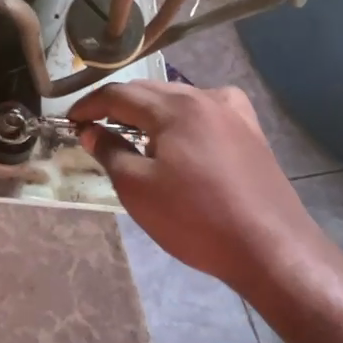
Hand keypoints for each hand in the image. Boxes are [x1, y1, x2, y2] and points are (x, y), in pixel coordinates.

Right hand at [69, 81, 327, 288]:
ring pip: (179, 98)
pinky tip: (190, 129)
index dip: (89, 105)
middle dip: (118, 105)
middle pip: (148, 91)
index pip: (118, 94)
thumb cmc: (196, 219)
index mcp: (172, 107)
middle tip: (95, 126)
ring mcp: (232, 113)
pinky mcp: (252, 133)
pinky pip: (212, 107)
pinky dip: (190, 112)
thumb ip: (110, 152)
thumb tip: (91, 131)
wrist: (272, 250)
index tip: (71, 120)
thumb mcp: (138, 190)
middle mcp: (202, 98)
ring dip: (152, 110)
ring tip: (136, 131)